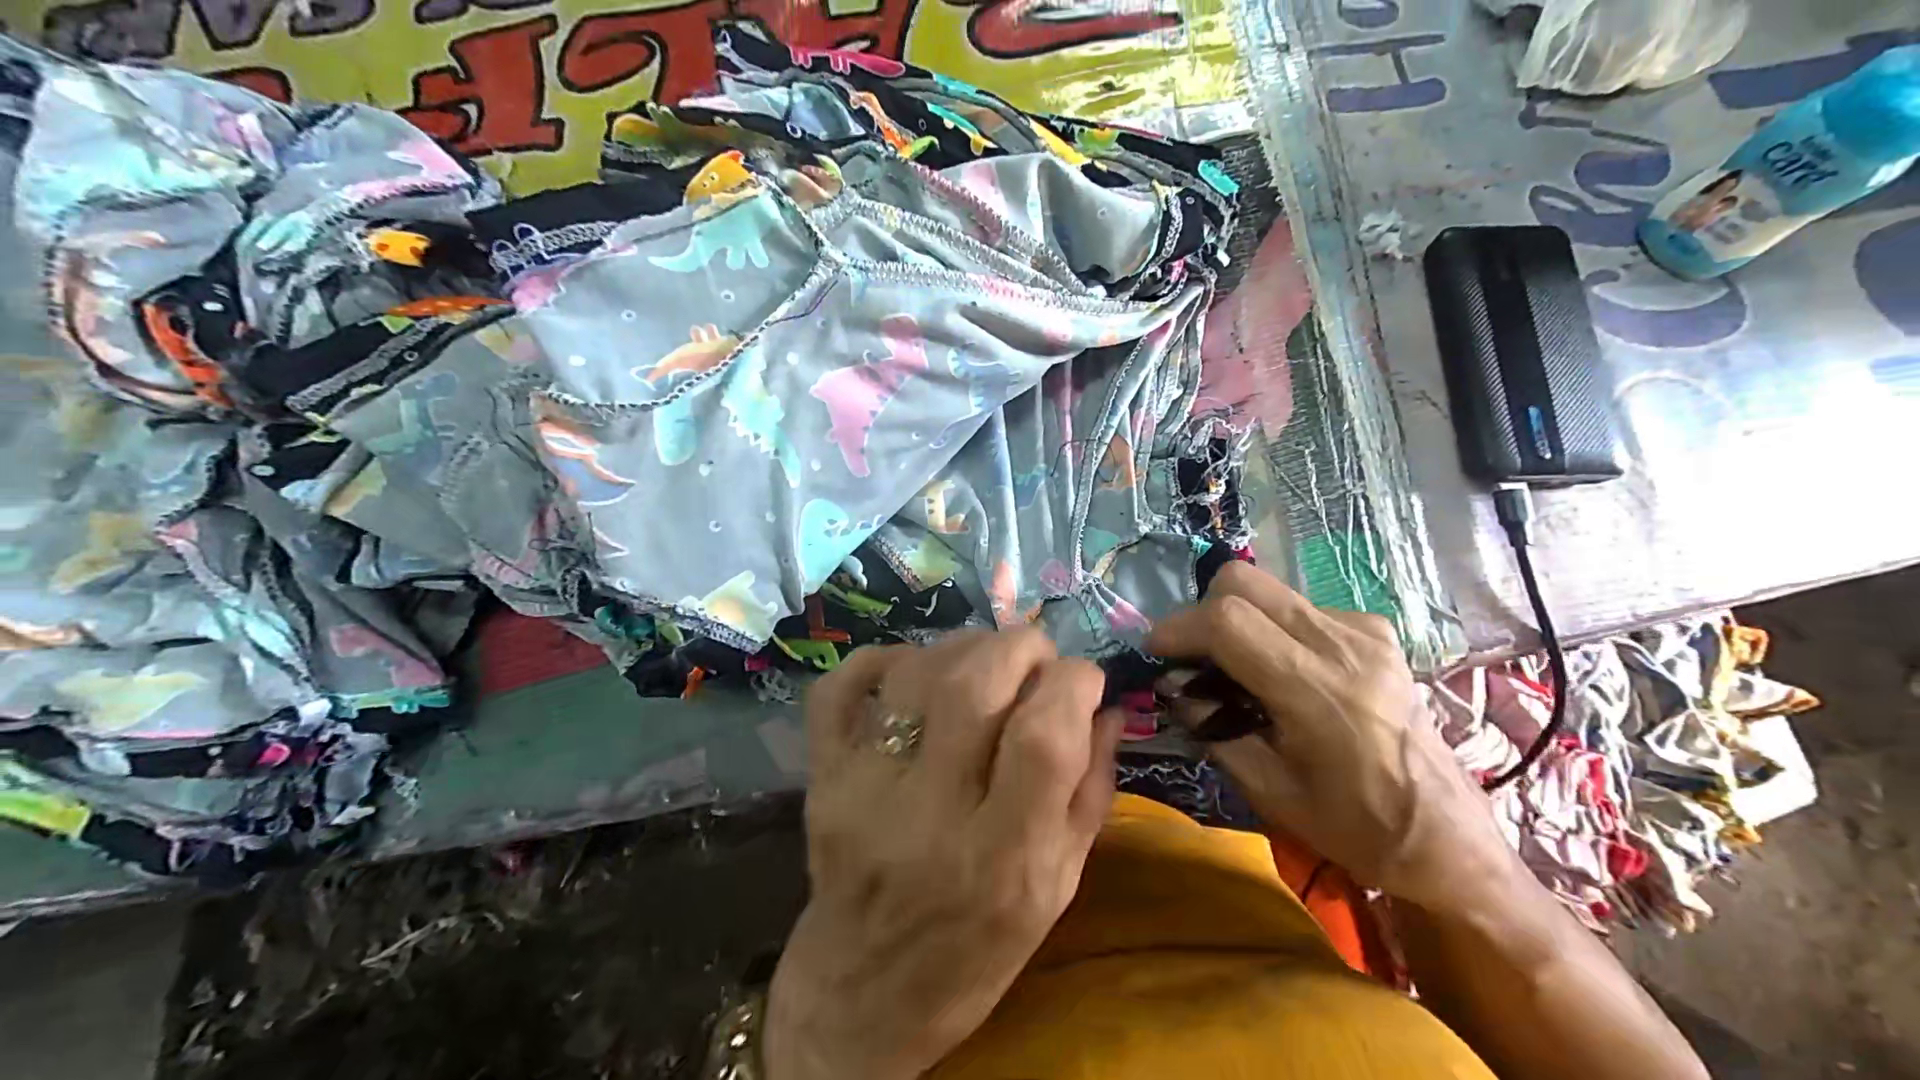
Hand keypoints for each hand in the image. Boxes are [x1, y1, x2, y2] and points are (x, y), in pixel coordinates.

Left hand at [765, 630, 1123, 1079]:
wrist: (864, 992)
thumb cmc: (976, 950)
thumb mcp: (1058, 889)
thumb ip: (1088, 792)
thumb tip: (1105, 706)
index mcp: (1003, 860)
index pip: (1044, 738)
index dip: (1075, 684)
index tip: (1085, 679)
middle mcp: (929, 819)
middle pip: (974, 687)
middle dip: (1020, 648)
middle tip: (1037, 655)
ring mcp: (863, 793)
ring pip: (913, 676)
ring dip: (963, 646)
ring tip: (986, 658)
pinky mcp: (822, 779)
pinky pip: (837, 692)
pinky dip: (880, 659)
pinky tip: (915, 667)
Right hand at [1147, 562, 1516, 912]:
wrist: (1444, 837)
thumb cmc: (1352, 825)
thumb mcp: (1267, 788)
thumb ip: (1212, 726)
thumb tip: (1174, 685)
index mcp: (1316, 690)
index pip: (1228, 621)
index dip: (1179, 628)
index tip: (1156, 650)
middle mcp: (1343, 645)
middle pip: (1245, 581)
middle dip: (1202, 608)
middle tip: (1191, 652)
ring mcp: (1365, 632)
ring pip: (1271, 589)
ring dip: (1237, 616)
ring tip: (1233, 663)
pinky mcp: (1377, 631)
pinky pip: (1302, 607)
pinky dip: (1274, 626)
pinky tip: (1282, 668)